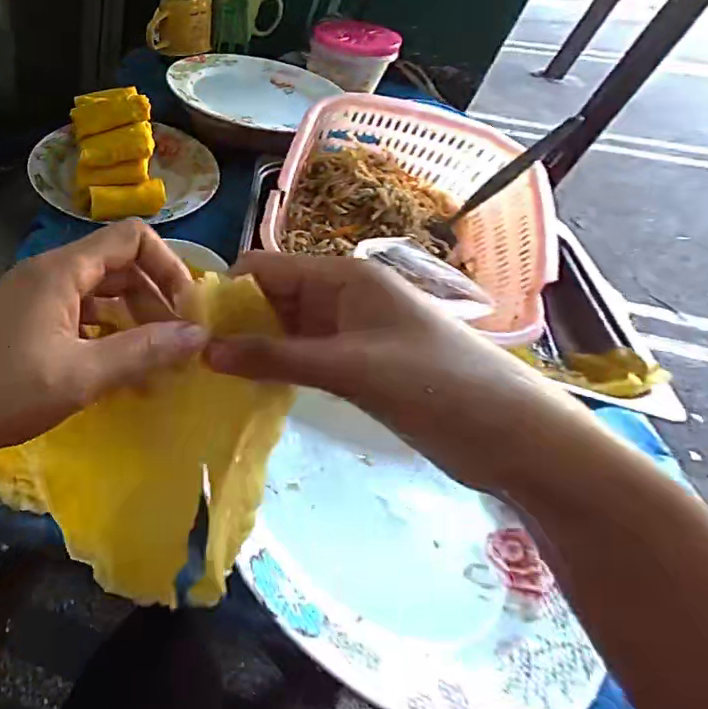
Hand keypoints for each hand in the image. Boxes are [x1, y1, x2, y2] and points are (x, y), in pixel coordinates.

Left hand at [0, 221, 210, 472]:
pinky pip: (75, 315)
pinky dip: (102, 336)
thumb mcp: (78, 376)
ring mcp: (32, 296)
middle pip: (117, 266)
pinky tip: (115, 371)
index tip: (188, 313)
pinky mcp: (22, 321)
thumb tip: (197, 335)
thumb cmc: (0, 391)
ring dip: (130, 322)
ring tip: (154, 366)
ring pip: (97, 293)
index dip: (169, 267)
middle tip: (177, 348)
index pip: (132, 238)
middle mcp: (48, 272)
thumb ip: (141, 352)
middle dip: (154, 301)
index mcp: (62, 270)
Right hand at [204, 251, 603, 495]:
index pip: (263, 268)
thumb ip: (274, 357)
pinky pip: (301, 355)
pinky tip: (251, 388)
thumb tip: (204, 351)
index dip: (225, 292)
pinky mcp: (356, 363)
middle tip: (195, 360)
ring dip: (252, 347)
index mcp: (341, 276)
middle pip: (269, 296)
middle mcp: (340, 295)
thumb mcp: (349, 368)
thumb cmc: (435, 386)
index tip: (189, 329)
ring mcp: (348, 331)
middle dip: (233, 323)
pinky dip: (276, 367)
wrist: (518, 440)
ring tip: (212, 376)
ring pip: (283, 329)